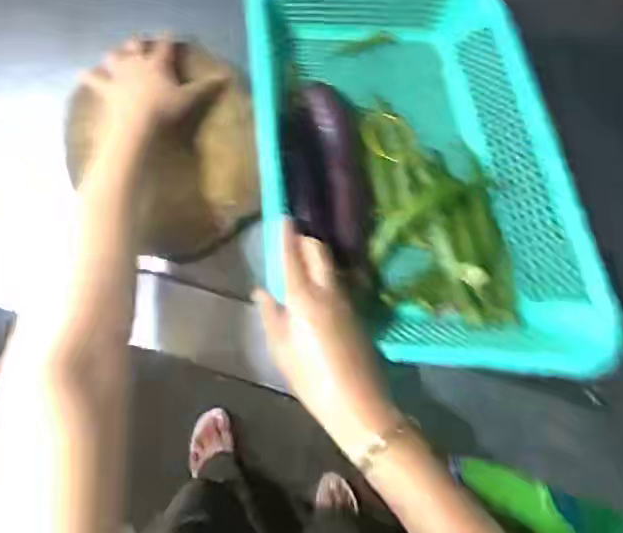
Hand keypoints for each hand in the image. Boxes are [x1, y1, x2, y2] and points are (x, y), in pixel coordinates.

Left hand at [80, 36, 226, 136]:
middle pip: (135, 46)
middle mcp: (136, 63)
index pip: (164, 45)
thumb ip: (207, 87)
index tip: (168, 32)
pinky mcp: (105, 88)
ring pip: (113, 57)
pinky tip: (83, 73)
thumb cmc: (164, 109)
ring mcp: (118, 74)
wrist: (135, 124)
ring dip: (113, 56)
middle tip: (137, 42)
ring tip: (112, 55)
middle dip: (136, 43)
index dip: (166, 38)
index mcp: (157, 63)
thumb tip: (227, 77)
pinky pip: (93, 79)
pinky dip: (88, 76)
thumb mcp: (189, 99)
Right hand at [254, 222, 401, 452]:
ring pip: (329, 264)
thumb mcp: (281, 348)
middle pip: (318, 249)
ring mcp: (346, 300)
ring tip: (302, 267)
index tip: (283, 216)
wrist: (360, 407)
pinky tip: (317, 292)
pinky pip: (337, 281)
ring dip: (316, 257)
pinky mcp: (357, 313)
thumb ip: (271, 314)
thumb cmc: (311, 378)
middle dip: (305, 240)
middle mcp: (326, 289)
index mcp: (302, 295)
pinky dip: (325, 275)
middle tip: (292, 243)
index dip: (287, 233)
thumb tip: (262, 290)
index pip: (293, 253)